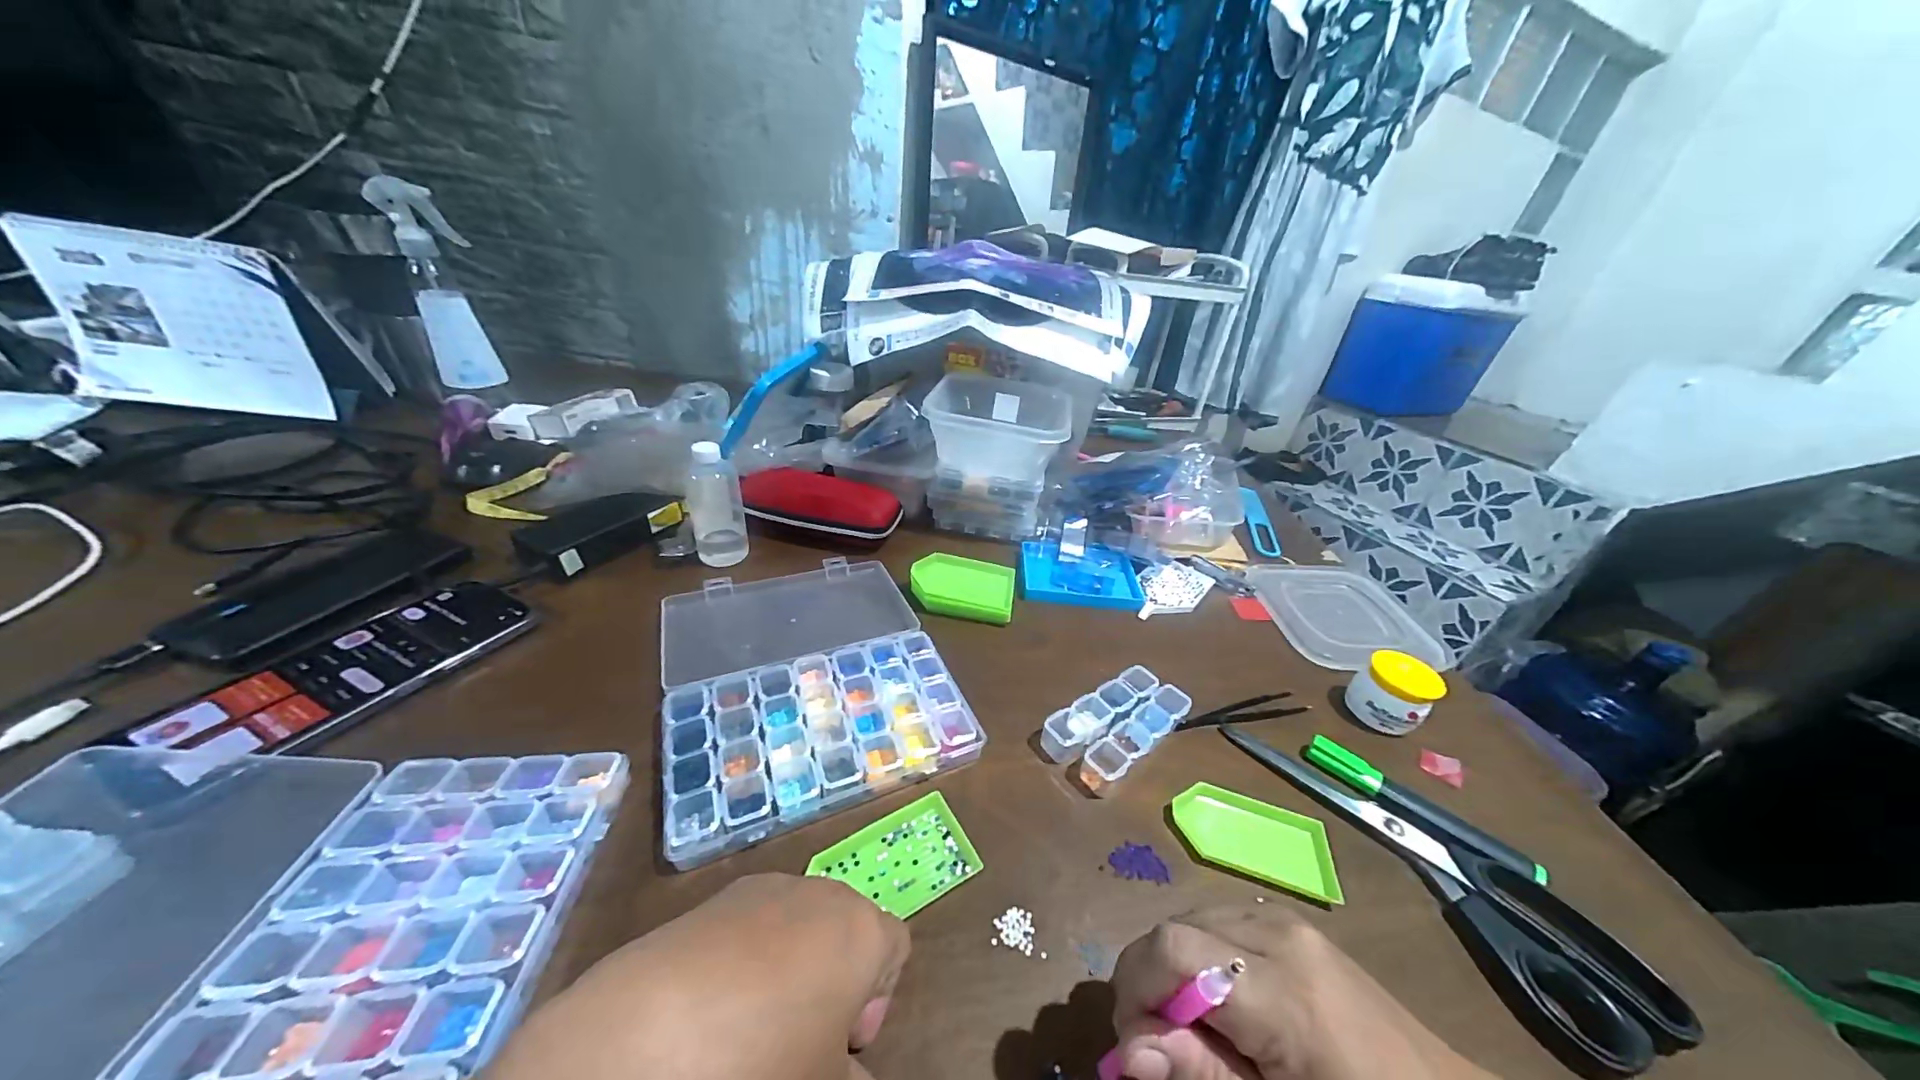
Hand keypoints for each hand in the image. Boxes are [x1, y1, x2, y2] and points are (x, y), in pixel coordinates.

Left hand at [486, 873, 909, 1079]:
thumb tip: (844, 1068)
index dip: (879, 1000)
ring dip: (790, 969)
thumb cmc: (762, 1062)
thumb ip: (851, 1073)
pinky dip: (746, 961)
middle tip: (803, 1038)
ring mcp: (761, 890)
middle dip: (835, 981)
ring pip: (797, 927)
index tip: (845, 1045)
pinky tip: (711, 1011)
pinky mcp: (712, 900)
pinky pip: (750, 928)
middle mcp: (818, 894)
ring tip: (752, 1027)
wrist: (641, 1039)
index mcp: (861, 929)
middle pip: (846, 931)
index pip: (896, 948)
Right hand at [1108, 907, 1494, 1079]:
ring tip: (1190, 1027)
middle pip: (1174, 929)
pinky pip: (1219, 922)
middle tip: (1159, 1046)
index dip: (1137, 990)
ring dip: (1171, 969)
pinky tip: (1220, 1001)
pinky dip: (1199, 955)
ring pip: (1191, 920)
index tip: (1138, 1048)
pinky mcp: (1293, 923)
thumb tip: (1126, 1053)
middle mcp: (1280, 935)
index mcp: (1285, 990)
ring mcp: (1289, 922)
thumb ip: (1203, 1074)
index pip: (1173, 949)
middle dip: (1147, 982)